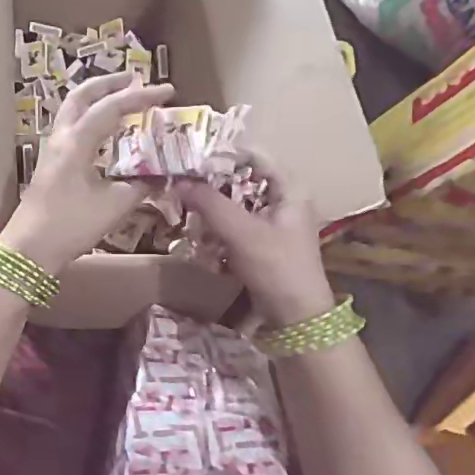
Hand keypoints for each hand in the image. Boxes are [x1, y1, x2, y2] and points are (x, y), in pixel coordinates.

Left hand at [0, 73, 166, 271]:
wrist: (29, 251)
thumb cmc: (70, 226)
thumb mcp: (114, 206)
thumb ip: (142, 185)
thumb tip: (163, 175)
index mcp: (76, 141)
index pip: (111, 106)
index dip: (142, 96)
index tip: (169, 91)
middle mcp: (61, 138)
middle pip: (82, 96)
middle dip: (109, 83)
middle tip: (135, 79)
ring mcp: (51, 152)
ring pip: (73, 112)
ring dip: (97, 101)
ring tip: (122, 102)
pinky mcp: (50, 167)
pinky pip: (72, 131)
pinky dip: (91, 122)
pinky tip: (106, 137)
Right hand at [179, 153, 334, 327]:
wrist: (296, 319)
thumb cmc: (276, 268)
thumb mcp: (242, 232)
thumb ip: (209, 203)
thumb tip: (178, 180)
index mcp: (289, 188)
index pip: (253, 155)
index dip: (222, 155)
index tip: (189, 161)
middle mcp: (283, 200)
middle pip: (240, 180)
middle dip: (211, 187)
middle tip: (183, 190)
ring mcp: (272, 224)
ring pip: (233, 205)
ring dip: (211, 212)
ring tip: (190, 219)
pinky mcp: (261, 246)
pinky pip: (233, 228)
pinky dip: (217, 232)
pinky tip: (203, 244)